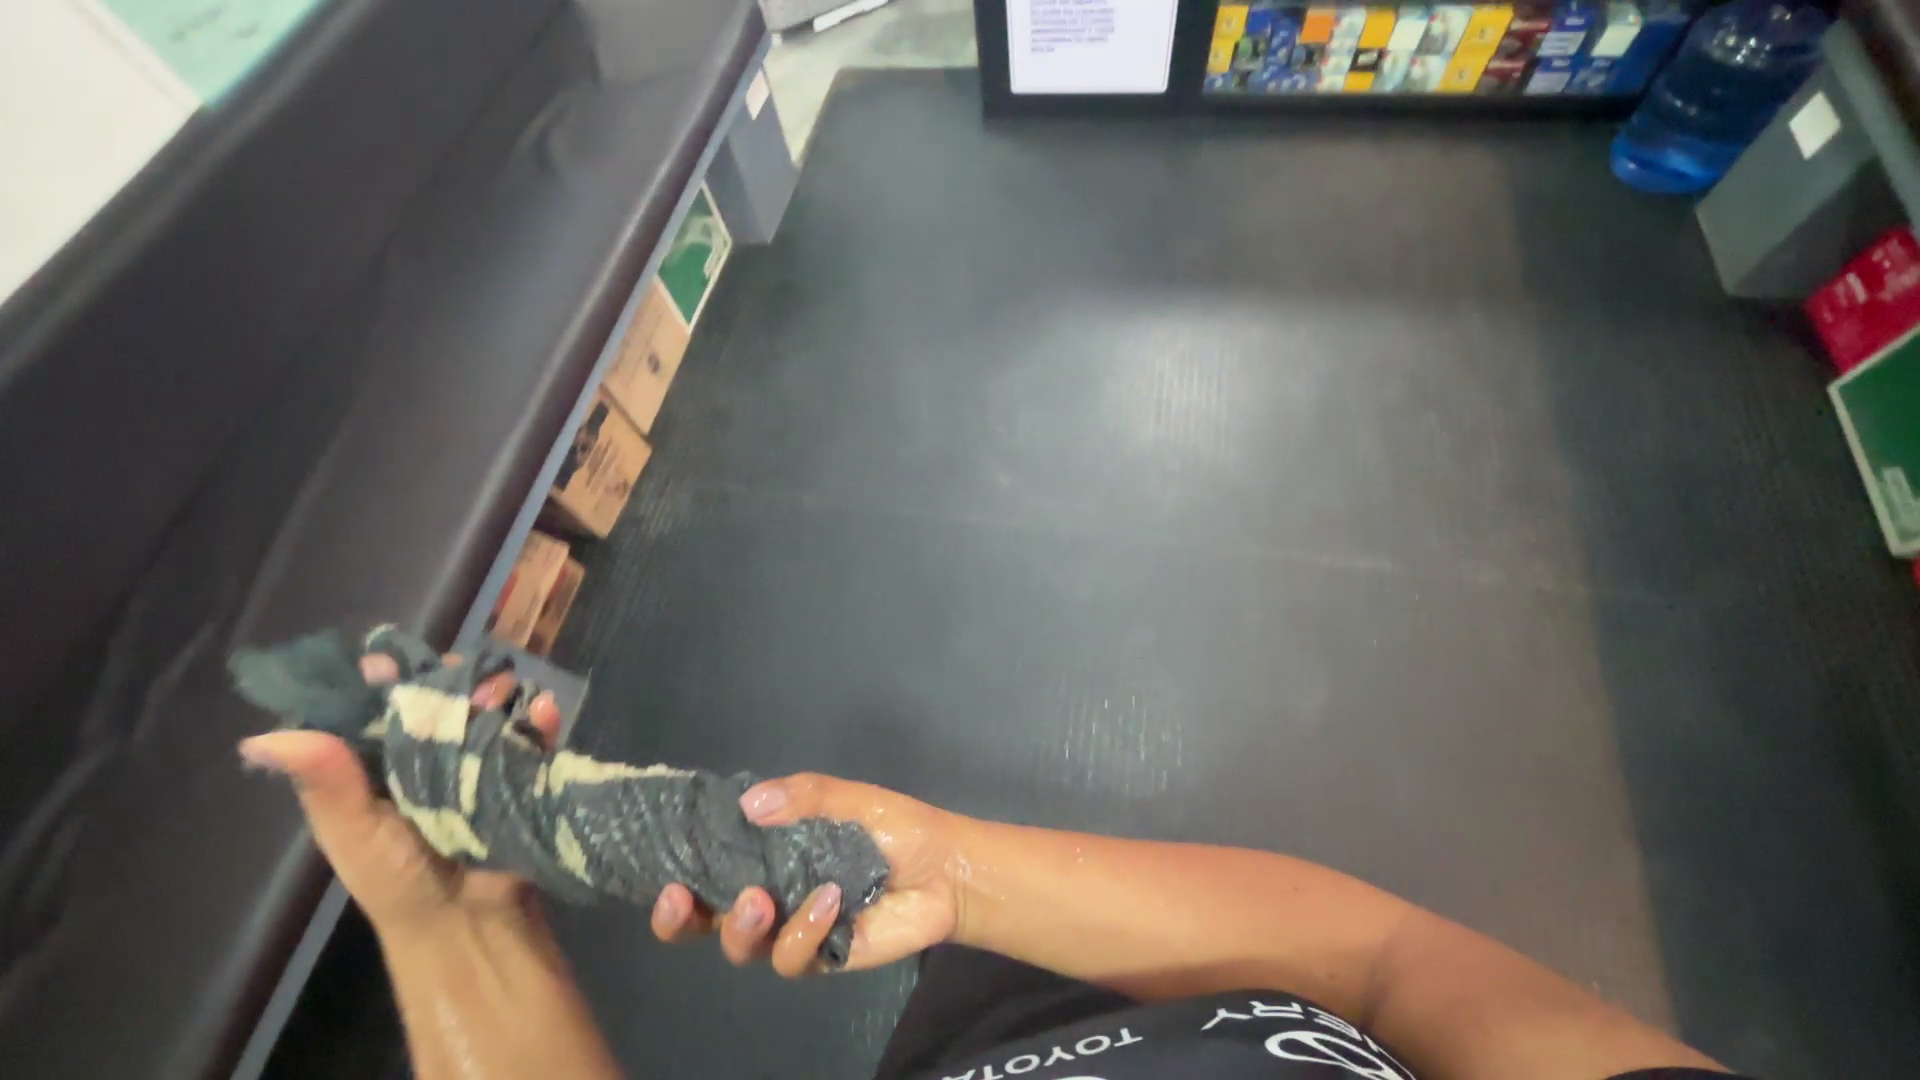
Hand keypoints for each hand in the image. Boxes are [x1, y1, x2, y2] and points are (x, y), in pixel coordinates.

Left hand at [237, 653, 563, 935]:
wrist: (469, 919)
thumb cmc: (398, 879)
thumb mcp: (354, 832)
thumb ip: (325, 783)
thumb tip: (259, 738)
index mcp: (379, 764)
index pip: (379, 707)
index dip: (386, 679)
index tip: (396, 660)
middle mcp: (428, 754)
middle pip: (440, 698)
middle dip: (454, 680)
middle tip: (464, 675)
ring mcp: (480, 761)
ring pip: (489, 709)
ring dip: (500, 693)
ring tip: (504, 693)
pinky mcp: (523, 772)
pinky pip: (534, 736)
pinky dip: (542, 719)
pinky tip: (546, 709)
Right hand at [651, 773, 969, 975]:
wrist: (945, 870)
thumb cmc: (896, 827)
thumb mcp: (851, 799)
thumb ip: (805, 797)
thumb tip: (748, 802)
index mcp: (770, 852)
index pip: (711, 864)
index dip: (680, 868)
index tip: (662, 863)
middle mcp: (771, 893)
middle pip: (705, 920)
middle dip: (680, 918)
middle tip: (679, 898)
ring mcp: (793, 927)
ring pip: (741, 946)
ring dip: (740, 925)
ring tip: (760, 900)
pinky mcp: (821, 955)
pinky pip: (792, 956)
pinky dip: (803, 929)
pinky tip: (830, 901)